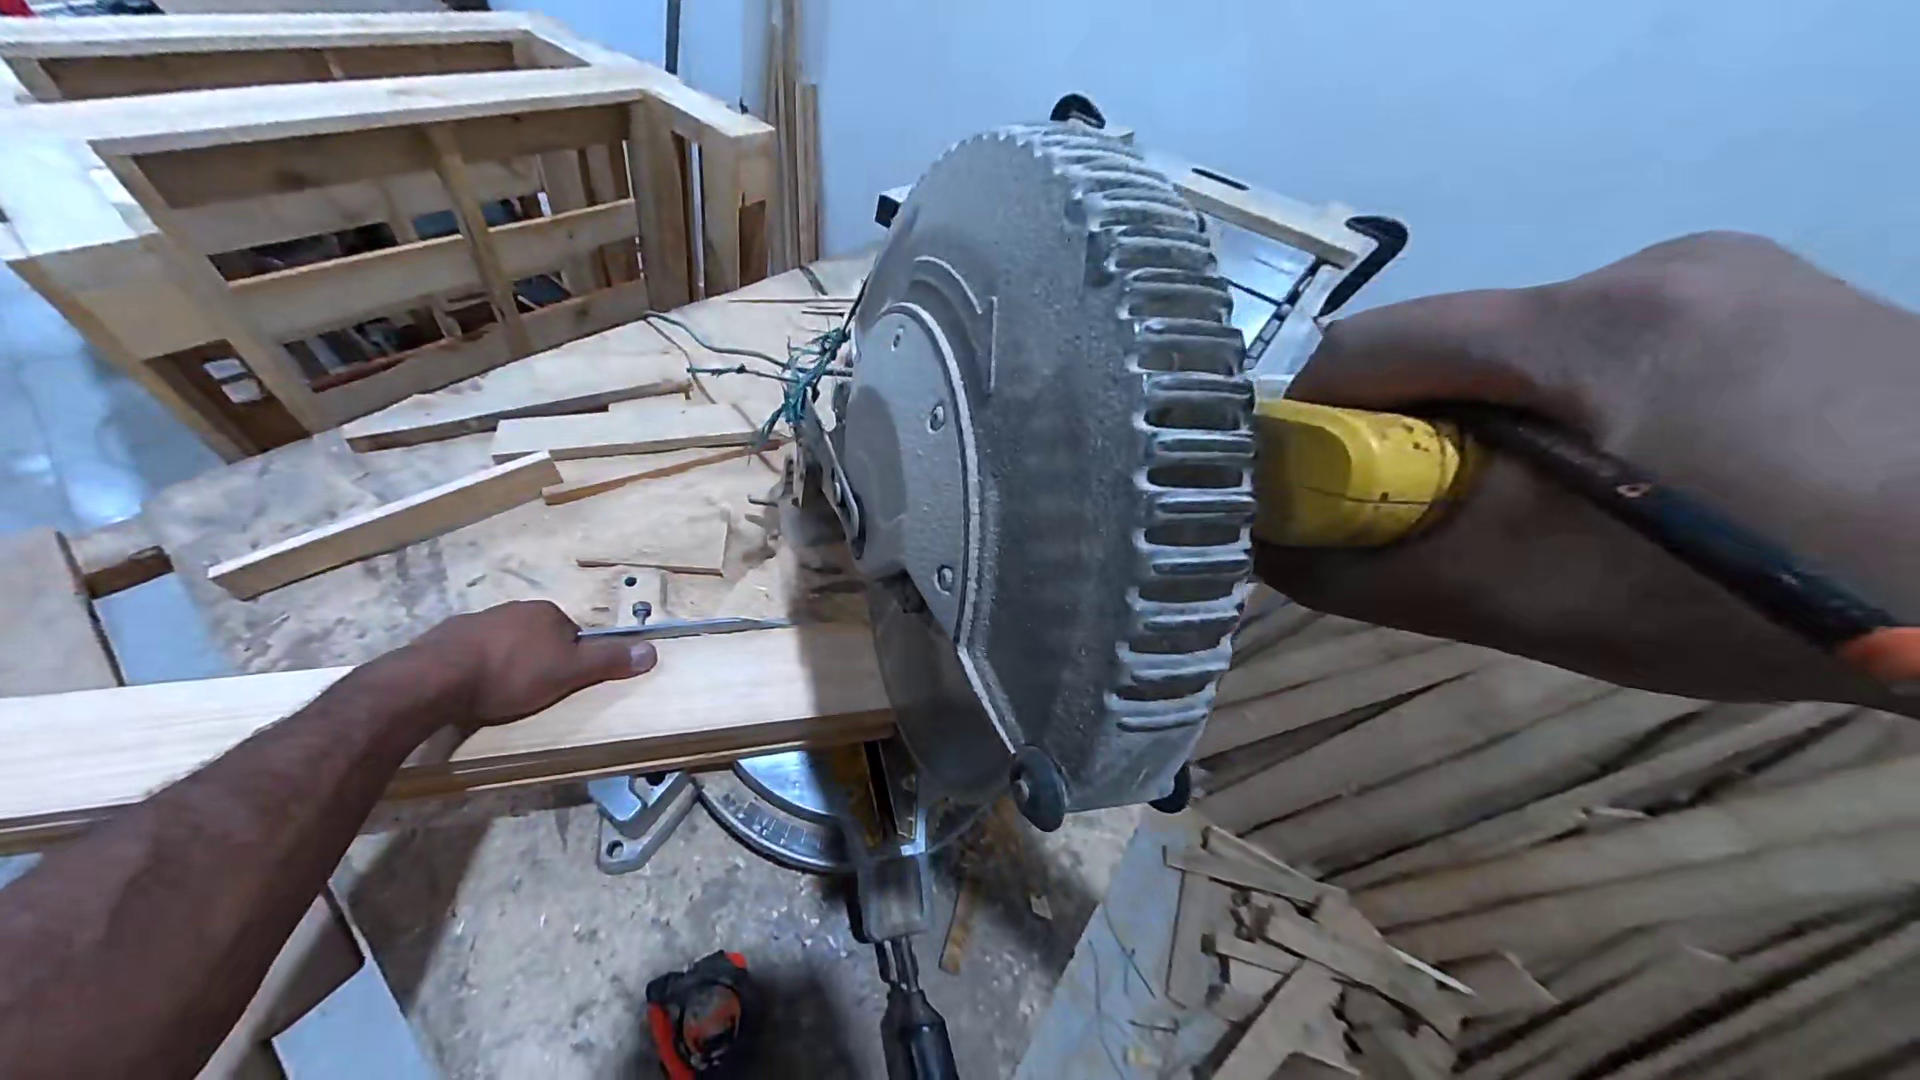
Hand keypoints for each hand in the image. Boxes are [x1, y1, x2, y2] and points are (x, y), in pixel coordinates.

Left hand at [392, 600, 657, 728]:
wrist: (433, 681)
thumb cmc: (512, 675)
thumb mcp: (570, 672)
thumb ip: (609, 660)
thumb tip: (652, 650)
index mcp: (547, 613)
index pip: (572, 634)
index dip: (571, 660)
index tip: (561, 683)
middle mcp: (514, 609)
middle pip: (538, 637)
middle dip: (538, 660)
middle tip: (532, 692)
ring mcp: (475, 621)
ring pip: (503, 644)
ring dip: (505, 663)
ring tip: (498, 694)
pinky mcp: (442, 639)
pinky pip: (469, 653)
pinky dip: (474, 667)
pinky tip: (469, 689)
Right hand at [1256, 232, 1919, 708]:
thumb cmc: (1763, 598)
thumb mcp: (1521, 601)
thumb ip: (1364, 575)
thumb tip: (1261, 551)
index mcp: (1588, 325)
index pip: (1372, 344)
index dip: (1308, 416)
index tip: (1303, 484)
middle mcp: (1644, 271)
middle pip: (1439, 347)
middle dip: (1393, 431)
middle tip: (1407, 511)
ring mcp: (1709, 279)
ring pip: (1505, 353)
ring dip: (1466, 426)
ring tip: (1505, 506)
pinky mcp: (1750, 305)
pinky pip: (1578, 356)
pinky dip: (1537, 416)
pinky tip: (1587, 478)